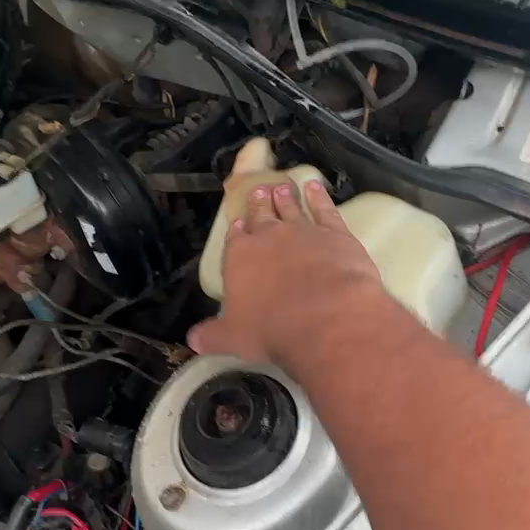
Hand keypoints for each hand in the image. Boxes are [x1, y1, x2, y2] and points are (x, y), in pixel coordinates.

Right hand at [188, 179, 386, 366]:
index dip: (237, 231)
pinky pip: (325, 210)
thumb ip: (212, 336)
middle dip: (258, 205)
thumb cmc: (274, 330)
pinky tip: (316, 188)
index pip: (235, 239)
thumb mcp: (234, 339)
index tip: (237, 222)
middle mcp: (269, 237)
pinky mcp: (336, 234)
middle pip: (261, 216)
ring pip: (291, 209)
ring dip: (285, 198)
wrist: (327, 317)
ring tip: (282, 188)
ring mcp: (304, 232)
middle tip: (258, 191)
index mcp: (240, 257)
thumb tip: (193, 340)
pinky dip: (319, 198)